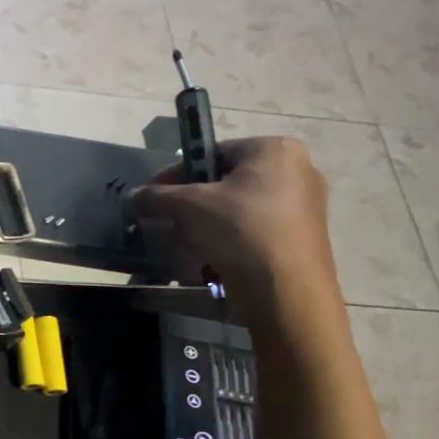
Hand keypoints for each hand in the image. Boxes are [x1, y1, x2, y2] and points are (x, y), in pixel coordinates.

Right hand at [130, 136, 337, 321]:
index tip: (152, 196)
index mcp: (273, 150)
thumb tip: (134, 197)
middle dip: (190, 208)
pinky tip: (211, 264)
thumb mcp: (186, 206)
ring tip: (188, 252)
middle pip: (223, 185)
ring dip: (204, 229)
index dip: (174, 175)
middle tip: (169, 226)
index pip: (210, 154)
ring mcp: (304, 205)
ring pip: (235, 211)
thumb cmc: (238, 230)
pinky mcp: (302, 237)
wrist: (286, 288)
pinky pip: (253, 232)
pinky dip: (228, 244)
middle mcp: (296, 169)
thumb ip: (156, 196)